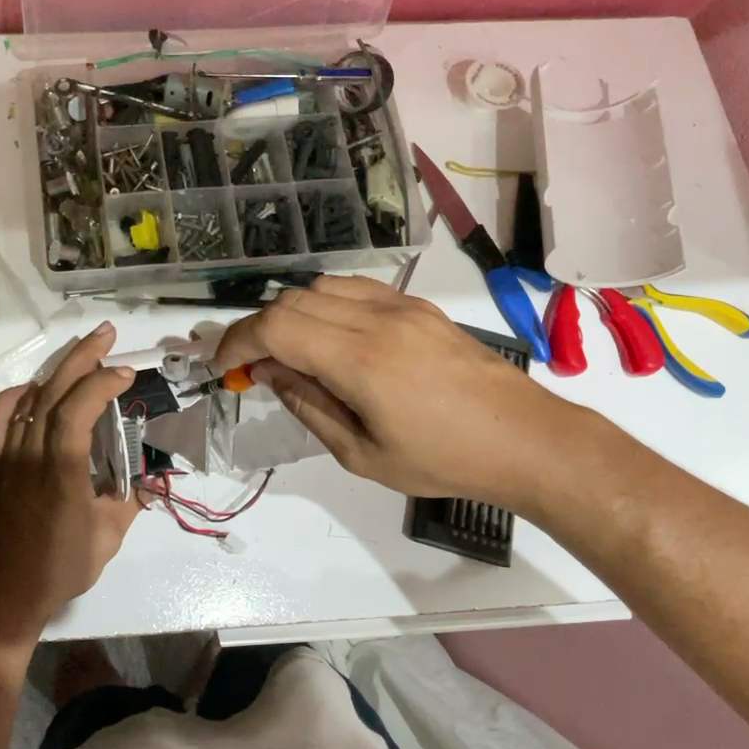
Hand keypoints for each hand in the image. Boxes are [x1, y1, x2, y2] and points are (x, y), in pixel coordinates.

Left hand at [0, 322, 139, 647]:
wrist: (3, 594)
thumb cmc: (59, 569)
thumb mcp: (107, 537)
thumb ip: (129, 501)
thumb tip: (150, 478)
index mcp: (61, 470)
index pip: (77, 410)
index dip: (100, 383)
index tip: (125, 372)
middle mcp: (31, 454)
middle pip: (51, 392)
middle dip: (81, 358)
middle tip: (106, 334)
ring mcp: (8, 457)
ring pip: (28, 400)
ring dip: (54, 370)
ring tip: (79, 351)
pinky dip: (12, 398)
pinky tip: (29, 390)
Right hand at [213, 275, 594, 506]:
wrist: (525, 439)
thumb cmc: (443, 461)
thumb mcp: (362, 454)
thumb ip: (308, 406)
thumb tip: (268, 373)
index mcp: (361, 360)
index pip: (277, 327)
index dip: (238, 342)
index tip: (223, 367)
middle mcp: (378, 319)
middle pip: (292, 300)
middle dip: (258, 329)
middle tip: (252, 366)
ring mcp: (401, 306)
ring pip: (321, 287)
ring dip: (291, 313)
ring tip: (289, 352)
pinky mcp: (418, 306)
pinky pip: (354, 290)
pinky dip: (325, 305)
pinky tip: (329, 338)